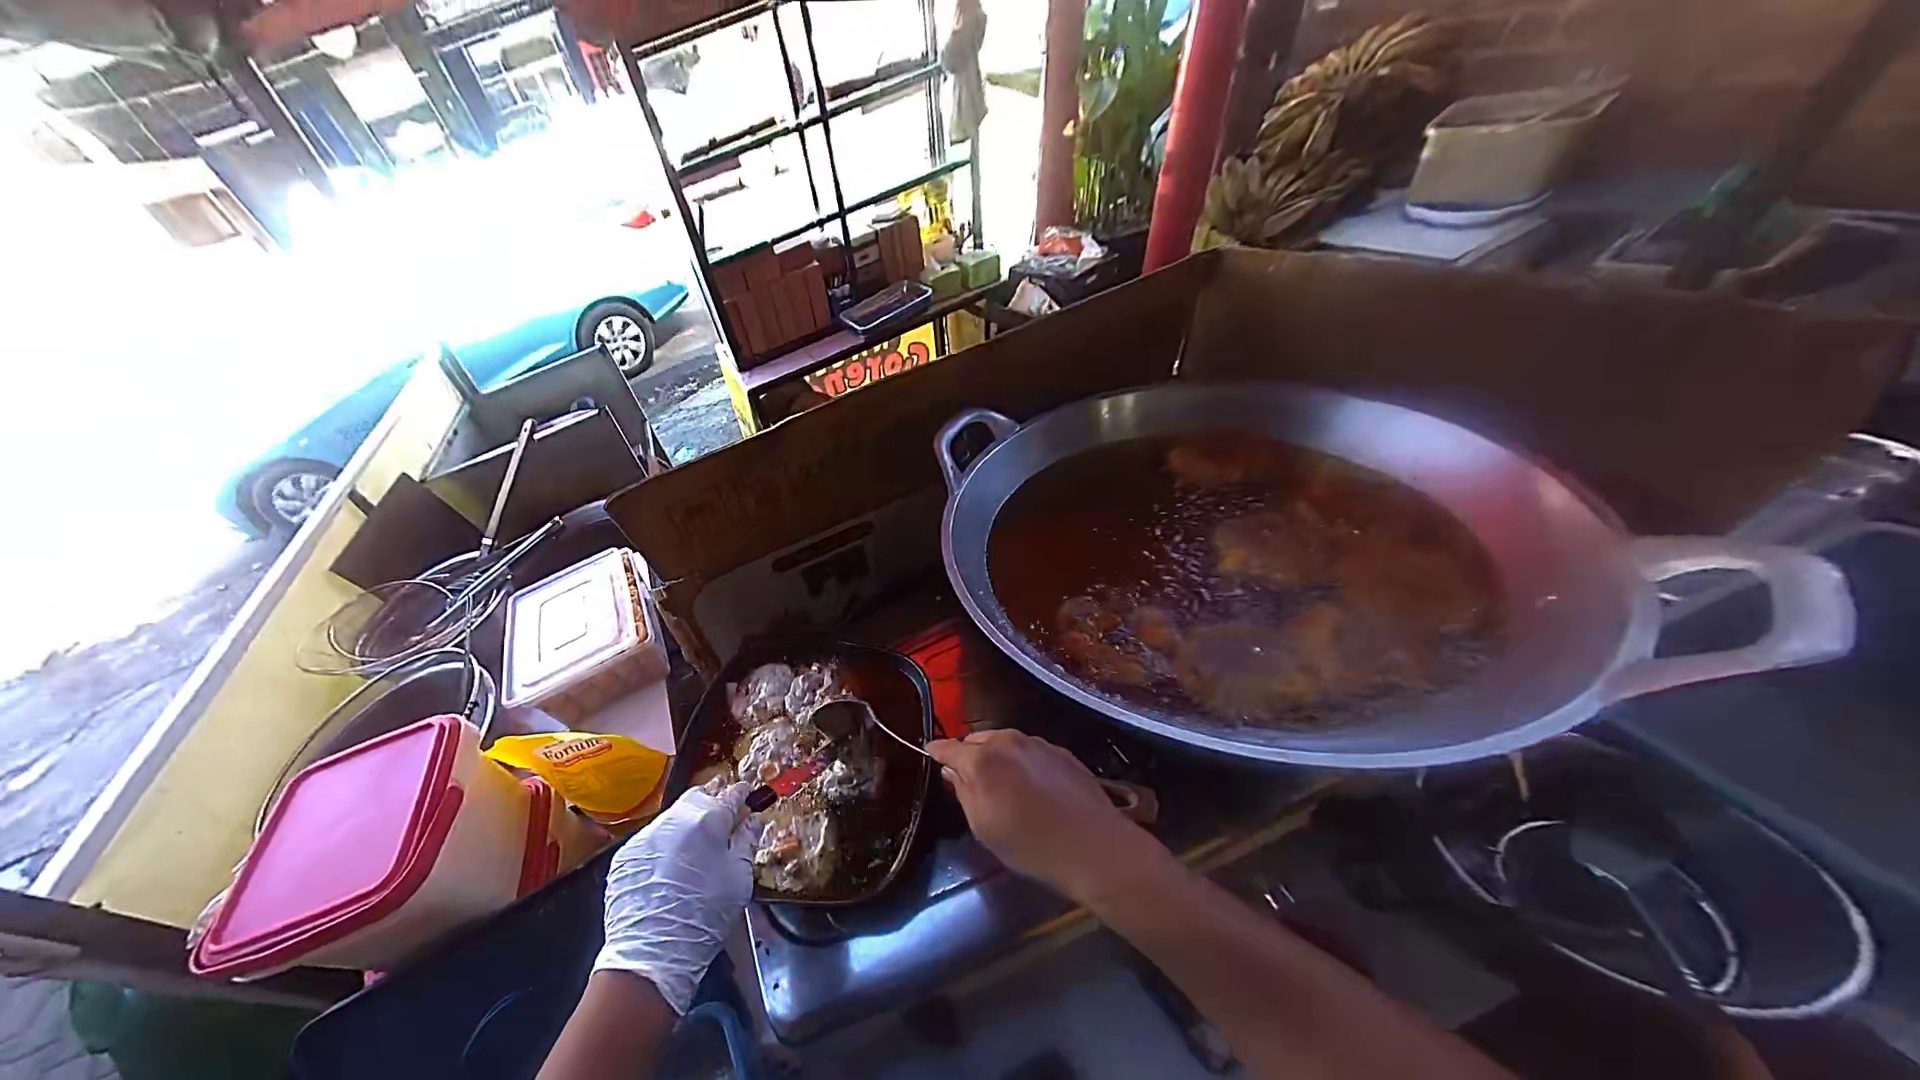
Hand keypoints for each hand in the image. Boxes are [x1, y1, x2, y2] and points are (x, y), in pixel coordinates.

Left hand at [593, 784, 752, 1013]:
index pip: (731, 793)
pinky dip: (664, 844)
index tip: (746, 796)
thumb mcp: (739, 878)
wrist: (652, 954)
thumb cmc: (705, 915)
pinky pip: (651, 838)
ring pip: (673, 816)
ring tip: (694, 847)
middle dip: (711, 802)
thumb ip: (747, 841)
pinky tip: (669, 867)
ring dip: (687, 823)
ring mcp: (646, 836)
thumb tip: (753, 820)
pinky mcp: (625, 856)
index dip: (741, 794)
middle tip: (721, 821)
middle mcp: (675, 819)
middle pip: (698, 796)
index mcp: (709, 820)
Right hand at [927, 729, 1172, 905]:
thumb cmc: (1031, 845)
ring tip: (1001, 784)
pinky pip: (1029, 751)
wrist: (1094, 847)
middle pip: (977, 740)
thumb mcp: (984, 827)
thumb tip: (952, 771)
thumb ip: (963, 792)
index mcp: (983, 758)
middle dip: (968, 754)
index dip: (936, 751)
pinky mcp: (1062, 752)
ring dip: (996, 756)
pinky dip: (1021, 761)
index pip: (949, 747)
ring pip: (1005, 742)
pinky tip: (1030, 787)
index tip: (928, 753)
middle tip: (967, 779)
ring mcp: (1039, 743)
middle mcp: (1009, 740)